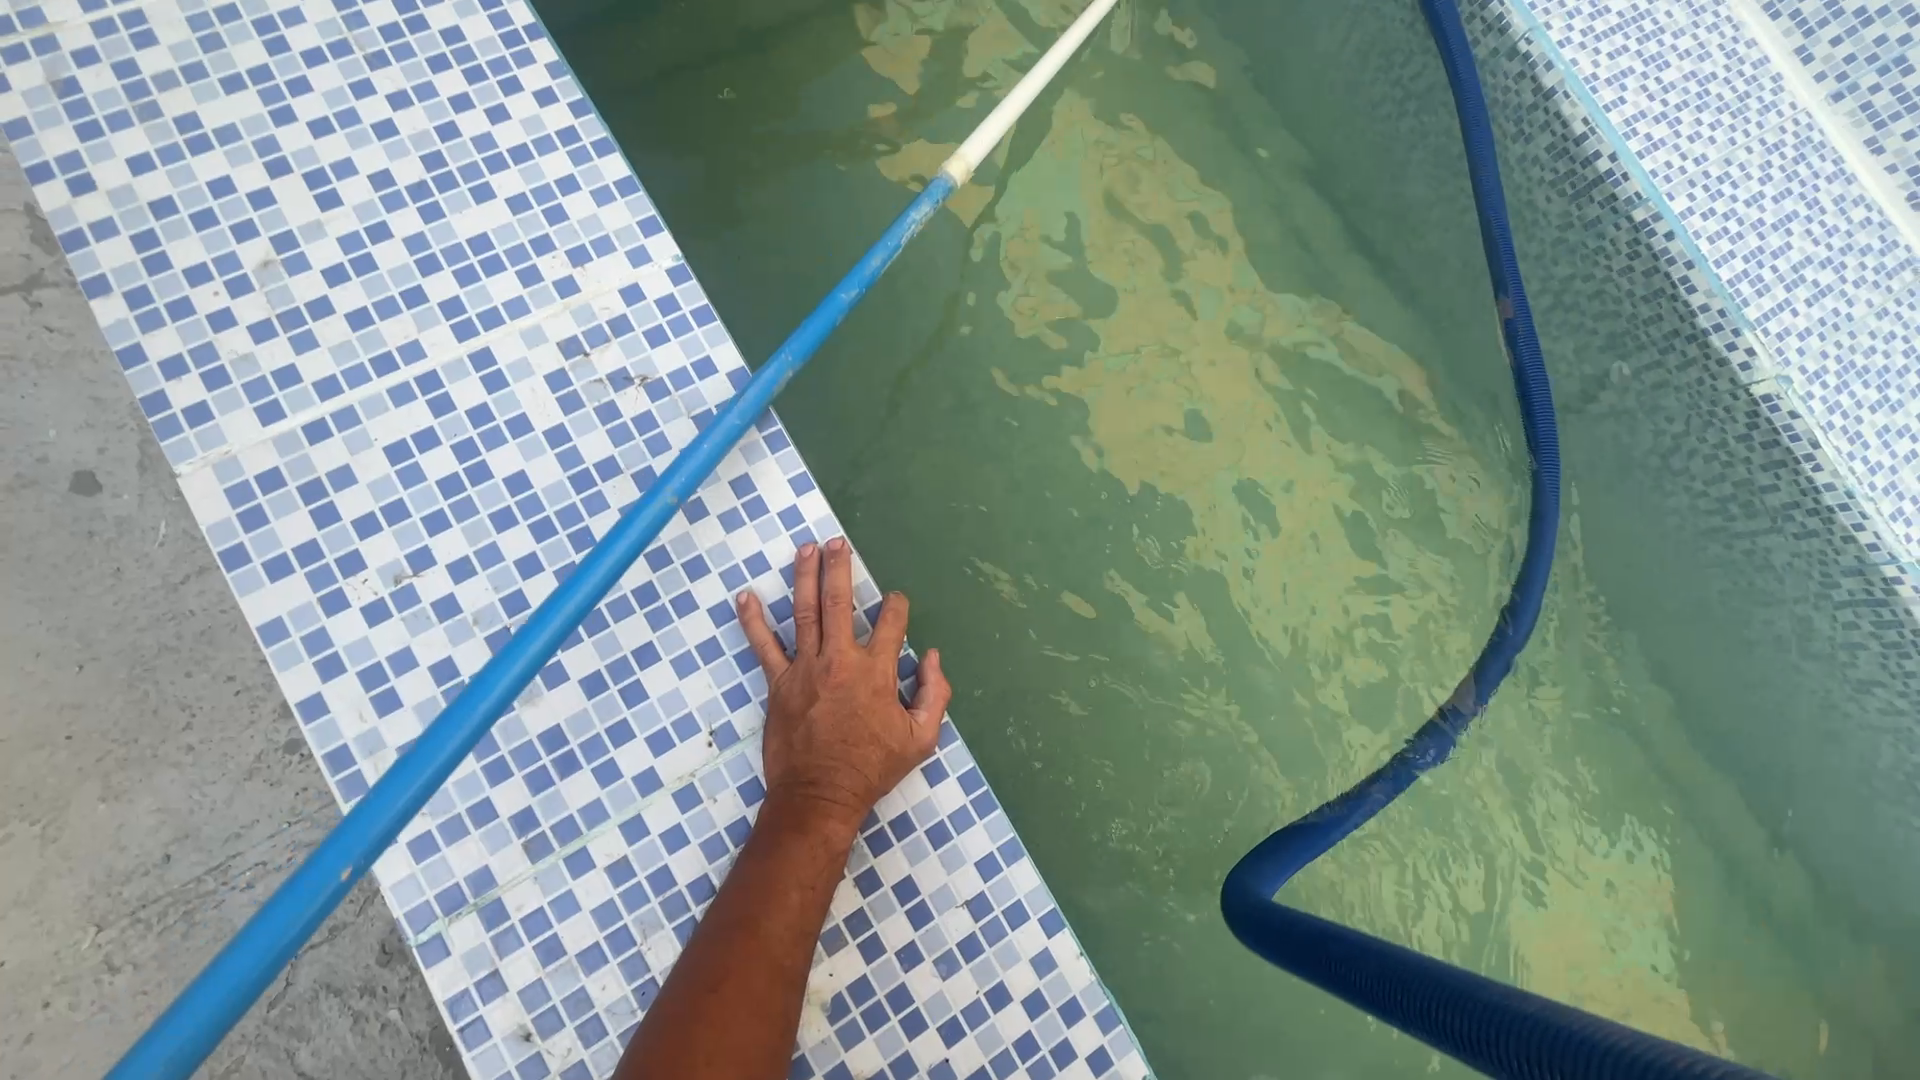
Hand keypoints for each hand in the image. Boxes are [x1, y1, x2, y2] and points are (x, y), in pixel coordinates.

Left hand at [736, 537, 952, 837]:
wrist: (820, 795)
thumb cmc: (872, 768)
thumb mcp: (921, 738)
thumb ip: (934, 694)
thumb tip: (930, 656)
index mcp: (876, 671)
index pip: (890, 623)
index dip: (895, 606)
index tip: (895, 601)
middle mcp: (840, 660)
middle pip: (839, 603)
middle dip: (841, 569)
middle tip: (838, 543)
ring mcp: (805, 669)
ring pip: (804, 612)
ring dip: (805, 577)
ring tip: (806, 549)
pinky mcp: (778, 683)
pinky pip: (763, 646)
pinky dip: (753, 621)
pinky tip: (745, 596)